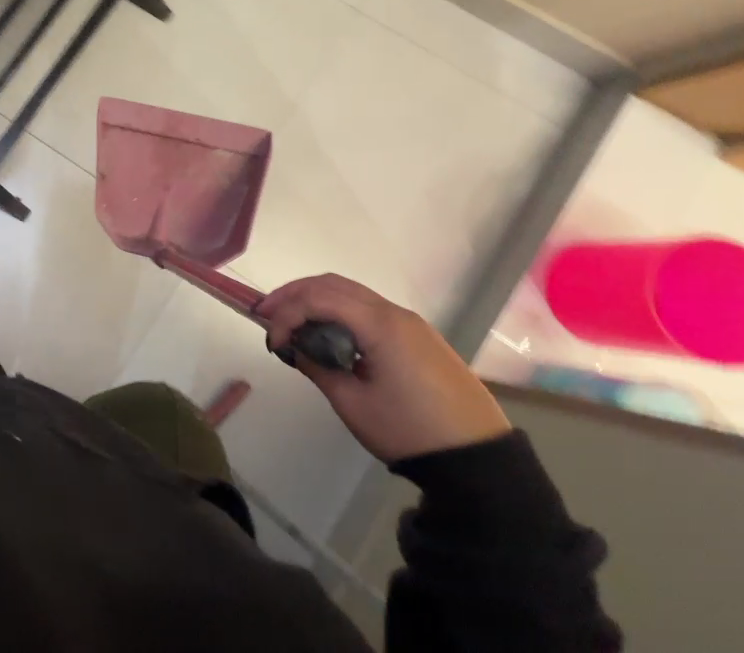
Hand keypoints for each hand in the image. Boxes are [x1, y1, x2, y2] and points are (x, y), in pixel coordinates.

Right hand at [255, 274, 510, 462]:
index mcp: (380, 325)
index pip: (318, 300)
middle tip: (266, 314)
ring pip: (352, 293)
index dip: (286, 315)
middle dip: (294, 295)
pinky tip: (326, 332)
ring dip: (316, 300)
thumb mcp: (352, 403)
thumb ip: (317, 367)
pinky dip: (339, 311)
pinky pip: (370, 309)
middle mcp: (396, 314)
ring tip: (289, 321)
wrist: (476, 457)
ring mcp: (411, 323)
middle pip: (333, 285)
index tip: (272, 343)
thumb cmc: (408, 430)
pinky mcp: (419, 337)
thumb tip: (295, 348)